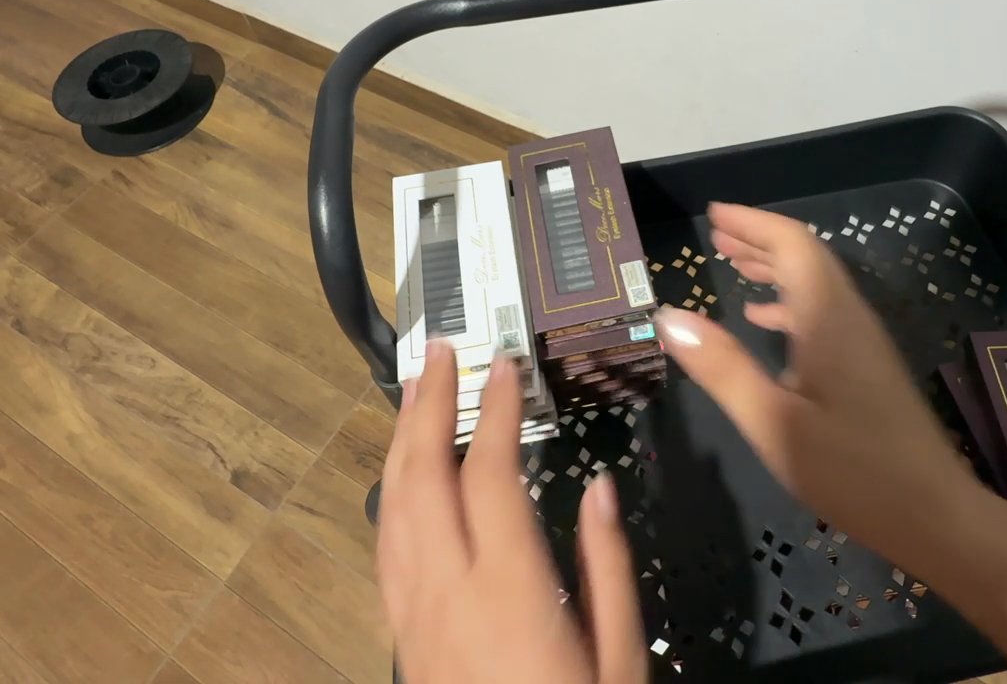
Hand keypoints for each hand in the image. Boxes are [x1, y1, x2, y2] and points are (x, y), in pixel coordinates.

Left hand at [379, 340, 646, 683]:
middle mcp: (447, 588)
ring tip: (415, 390)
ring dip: (402, 438)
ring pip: (394, 505)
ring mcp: (414, 611)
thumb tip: (598, 484)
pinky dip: (393, 490)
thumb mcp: (619, 655)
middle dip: (428, 404)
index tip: (505, 364)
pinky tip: (403, 471)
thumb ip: (606, 563)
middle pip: (422, 475)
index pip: (490, 472)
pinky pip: (387, 546)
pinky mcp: (402, 632)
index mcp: (508, 586)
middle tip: (440, 353)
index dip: (496, 409)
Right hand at [657, 202, 978, 552]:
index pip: (792, 246)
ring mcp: (861, 340)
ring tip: (733, 264)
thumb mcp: (771, 422)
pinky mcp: (866, 364)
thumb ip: (721, 366)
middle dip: (760, 239)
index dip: (753, 223)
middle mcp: (847, 316)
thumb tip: (668, 315)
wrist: (935, 516)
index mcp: (826, 318)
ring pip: (815, 282)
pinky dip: (788, 301)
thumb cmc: (851, 470)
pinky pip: (823, 310)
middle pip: (805, 257)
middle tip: (716, 234)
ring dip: (774, 267)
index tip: (715, 214)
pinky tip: (763, 319)